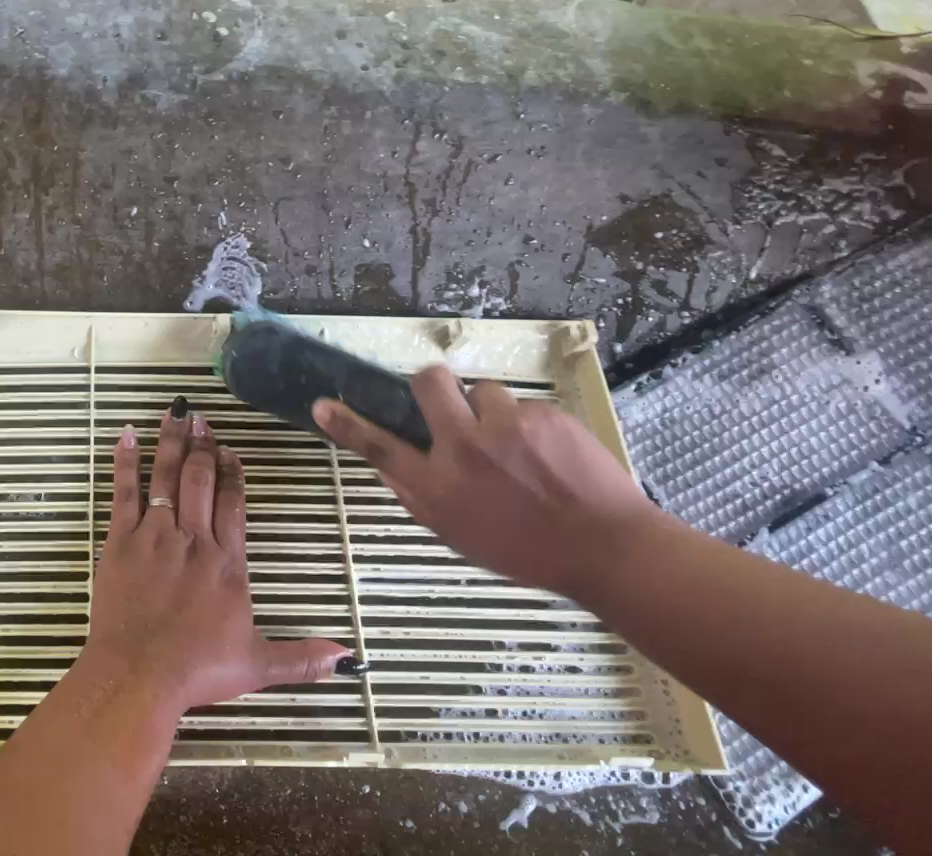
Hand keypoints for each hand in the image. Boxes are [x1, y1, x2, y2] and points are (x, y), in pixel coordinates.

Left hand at [75, 403, 350, 717]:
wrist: (140, 673)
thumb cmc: (198, 669)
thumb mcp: (257, 664)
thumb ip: (302, 657)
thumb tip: (347, 656)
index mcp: (226, 562)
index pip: (233, 505)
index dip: (233, 475)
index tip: (231, 452)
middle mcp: (193, 539)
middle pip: (200, 481)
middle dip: (202, 448)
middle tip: (202, 419)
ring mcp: (154, 536)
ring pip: (165, 477)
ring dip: (171, 443)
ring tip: (176, 414)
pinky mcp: (121, 541)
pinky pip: (125, 492)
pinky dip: (126, 462)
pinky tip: (127, 435)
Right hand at [310, 365, 661, 597]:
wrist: (608, 548)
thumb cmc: (524, 549)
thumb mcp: (457, 533)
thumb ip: (417, 495)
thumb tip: (390, 462)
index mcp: (438, 486)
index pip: (379, 446)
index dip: (346, 424)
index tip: (323, 404)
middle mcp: (464, 449)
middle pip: (429, 382)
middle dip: (431, 385)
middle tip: (448, 405)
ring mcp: (506, 427)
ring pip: (482, 391)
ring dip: (489, 411)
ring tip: (514, 445)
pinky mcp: (544, 416)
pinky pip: (522, 405)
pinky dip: (527, 425)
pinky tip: (546, 455)